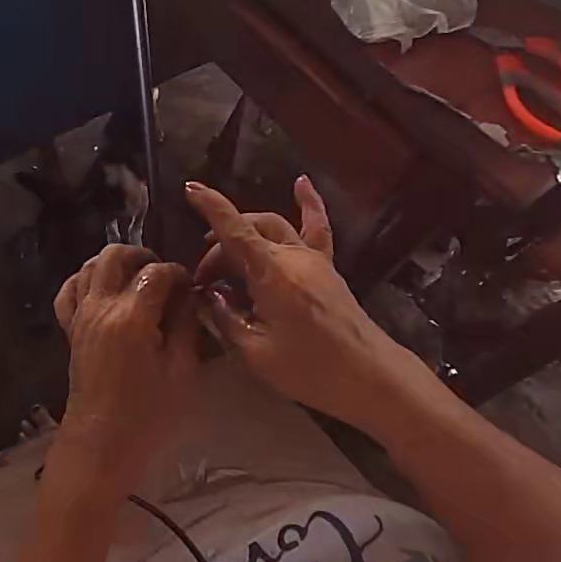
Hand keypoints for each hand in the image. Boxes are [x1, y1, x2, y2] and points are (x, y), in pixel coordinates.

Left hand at [50, 244, 198, 494]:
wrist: (101, 444)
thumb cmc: (149, 414)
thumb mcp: (182, 371)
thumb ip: (186, 325)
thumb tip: (190, 296)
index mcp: (130, 316)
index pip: (157, 272)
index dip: (179, 273)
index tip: (192, 289)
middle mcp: (99, 307)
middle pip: (114, 256)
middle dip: (142, 257)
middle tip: (163, 277)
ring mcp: (80, 317)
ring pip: (88, 267)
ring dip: (114, 265)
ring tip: (137, 281)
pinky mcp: (70, 330)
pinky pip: (68, 292)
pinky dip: (84, 281)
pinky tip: (103, 290)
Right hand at [186, 177, 428, 421]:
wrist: (371, 378)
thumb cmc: (310, 370)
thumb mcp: (254, 352)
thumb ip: (226, 319)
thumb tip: (210, 297)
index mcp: (272, 274)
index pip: (234, 231)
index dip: (210, 206)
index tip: (190, 187)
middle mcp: (292, 257)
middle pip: (247, 234)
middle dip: (217, 251)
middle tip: (205, 282)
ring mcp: (313, 260)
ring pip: (273, 227)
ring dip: (245, 233)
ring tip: (224, 255)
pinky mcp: (327, 268)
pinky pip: (315, 227)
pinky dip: (307, 203)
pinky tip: (301, 183)